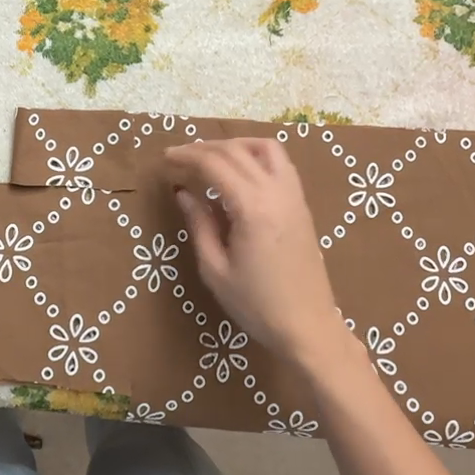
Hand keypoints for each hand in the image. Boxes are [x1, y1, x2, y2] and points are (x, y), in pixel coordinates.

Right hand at [165, 138, 344, 359]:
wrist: (309, 328)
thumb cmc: (257, 305)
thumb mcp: (215, 270)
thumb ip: (198, 225)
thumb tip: (184, 193)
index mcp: (253, 208)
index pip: (215, 164)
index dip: (187, 156)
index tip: (166, 158)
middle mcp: (276, 193)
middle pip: (236, 151)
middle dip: (204, 148)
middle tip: (180, 157)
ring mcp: (294, 196)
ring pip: (265, 148)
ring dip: (235, 145)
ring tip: (212, 157)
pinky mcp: (302, 205)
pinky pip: (281, 163)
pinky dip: (257, 155)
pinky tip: (241, 172)